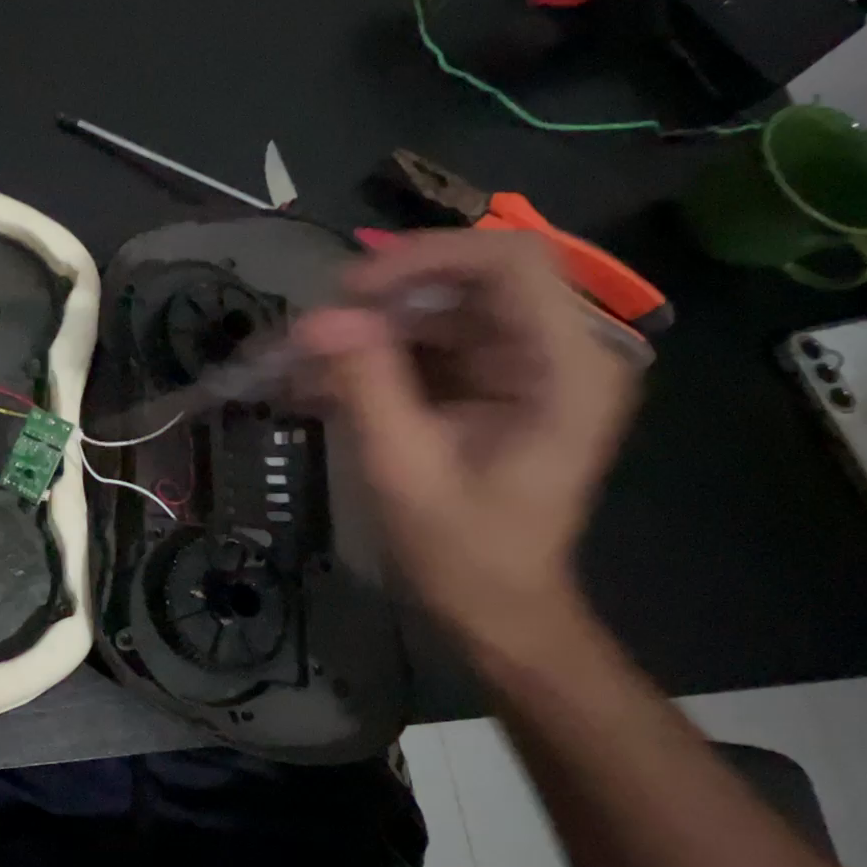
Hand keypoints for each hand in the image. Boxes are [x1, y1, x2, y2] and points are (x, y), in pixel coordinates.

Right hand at [293, 232, 638, 640]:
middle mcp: (554, 350)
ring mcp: (520, 363)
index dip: (424, 258)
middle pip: (466, 278)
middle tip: (312, 337)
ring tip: (299, 367)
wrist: (497, 608)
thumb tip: (314, 319)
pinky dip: (369, 357)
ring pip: (435, 307)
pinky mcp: (487, 381)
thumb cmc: (465, 552)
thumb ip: (366, 387)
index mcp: (566, 367)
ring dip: (364, 331)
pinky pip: (423, 343)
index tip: (348, 293)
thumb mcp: (405, 471)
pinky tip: (316, 386)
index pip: (509, 262)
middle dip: (381, 300)